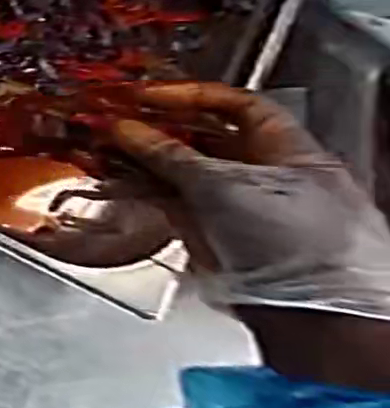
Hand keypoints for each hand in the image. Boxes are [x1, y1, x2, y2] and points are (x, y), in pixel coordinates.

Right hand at [113, 83, 389, 388]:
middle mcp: (261, 173)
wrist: (308, 313)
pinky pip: (161, 194)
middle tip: (110, 119)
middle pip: (200, 136)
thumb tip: (123, 127)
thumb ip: (168, 153)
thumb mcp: (225, 185)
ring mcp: (231, 200)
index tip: (146, 95)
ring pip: (175, 165)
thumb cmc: (298, 243)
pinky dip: (133, 183)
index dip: (192, 95)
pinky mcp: (205, 224)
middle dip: (153, 125)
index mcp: (289, 154)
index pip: (240, 107)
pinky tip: (107, 175)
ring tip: (98, 145)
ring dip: (134, 154)